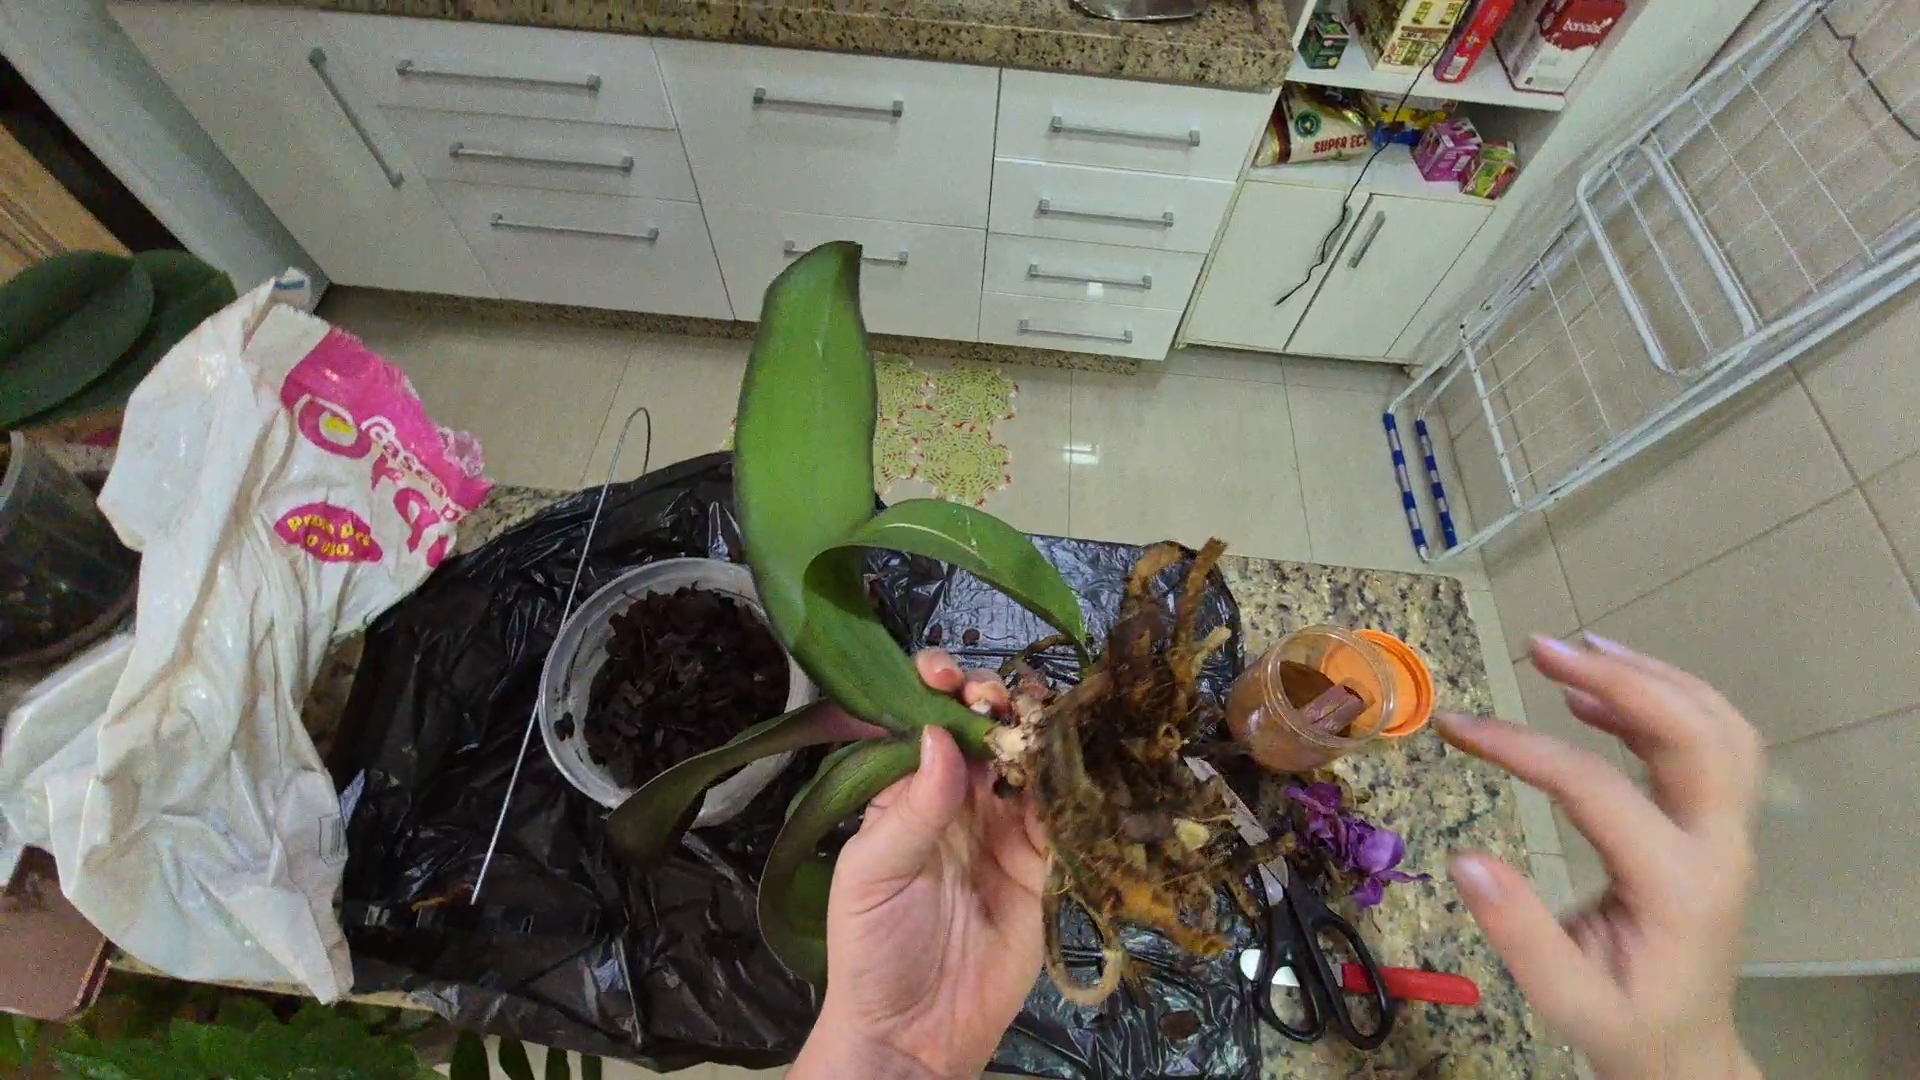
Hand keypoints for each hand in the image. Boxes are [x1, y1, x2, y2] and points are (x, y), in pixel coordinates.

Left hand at [792, 649, 1049, 1079]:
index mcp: (907, 788)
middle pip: (979, 726)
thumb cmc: (874, 946)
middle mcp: (957, 794)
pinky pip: (1056, 808)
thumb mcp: (873, 873)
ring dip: (1032, 727)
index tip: (943, 676)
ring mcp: (1001, 823)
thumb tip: (941, 736)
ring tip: (1036, 714)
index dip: (934, 687)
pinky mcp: (1039, 859)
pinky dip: (1064, 780)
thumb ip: (911, 807)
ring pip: (1023, 755)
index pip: (923, 720)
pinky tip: (1066, 759)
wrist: (916, 1035)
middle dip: (988, 698)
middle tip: (993, 700)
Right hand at [1436, 635, 1763, 1079]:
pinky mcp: (1712, 825)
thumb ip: (1518, 932)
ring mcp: (1725, 832)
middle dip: (1620, 680)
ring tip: (1573, 651)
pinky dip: (1659, 700)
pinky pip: (1709, 743)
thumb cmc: (1617, 1016)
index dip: (1517, 746)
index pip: (1595, 786)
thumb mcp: (1563, 996)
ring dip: (1650, 678)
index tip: (1452, 727)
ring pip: (1720, 729)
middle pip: (1698, 735)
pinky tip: (1592, 697)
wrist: (1686, 1046)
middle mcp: (1717, 846)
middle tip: (1542, 648)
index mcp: (1677, 884)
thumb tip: (1465, 858)